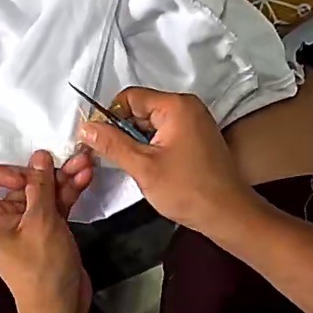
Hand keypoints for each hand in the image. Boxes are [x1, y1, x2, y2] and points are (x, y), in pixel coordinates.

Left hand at [0, 149, 91, 312]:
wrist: (60, 309)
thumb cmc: (42, 273)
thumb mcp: (41, 222)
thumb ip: (40, 186)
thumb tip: (39, 158)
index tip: (24, 175)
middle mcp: (3, 219)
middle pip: (16, 182)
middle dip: (42, 170)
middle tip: (65, 159)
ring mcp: (25, 225)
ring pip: (40, 192)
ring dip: (61, 178)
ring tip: (83, 164)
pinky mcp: (46, 230)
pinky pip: (53, 204)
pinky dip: (67, 192)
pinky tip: (84, 178)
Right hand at [76, 87, 259, 234]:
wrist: (228, 214)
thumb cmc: (186, 190)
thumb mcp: (142, 167)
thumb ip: (111, 144)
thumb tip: (84, 127)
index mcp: (176, 106)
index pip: (129, 97)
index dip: (109, 117)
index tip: (97, 141)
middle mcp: (187, 107)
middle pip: (139, 109)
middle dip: (121, 130)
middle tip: (111, 157)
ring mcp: (194, 122)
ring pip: (149, 123)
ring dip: (135, 141)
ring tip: (131, 165)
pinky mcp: (196, 138)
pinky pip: (163, 133)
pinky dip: (150, 147)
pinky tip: (147, 167)